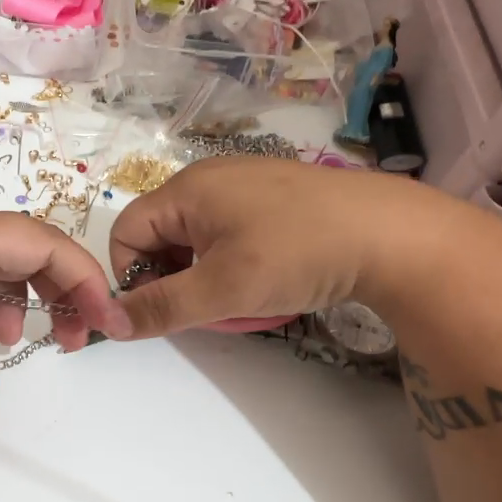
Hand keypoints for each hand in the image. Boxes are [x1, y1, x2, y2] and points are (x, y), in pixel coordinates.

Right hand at [108, 157, 455, 337]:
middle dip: (173, 278)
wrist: (393, 234)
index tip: (164, 310)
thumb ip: (161, 307)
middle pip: (162, 235)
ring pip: (198, 239)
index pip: (125, 232)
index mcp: (187, 189)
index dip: (131, 276)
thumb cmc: (297, 254)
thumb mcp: (222, 288)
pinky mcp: (277, 197)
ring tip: (242, 298)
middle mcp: (211, 177)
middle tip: (207, 308)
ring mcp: (247, 183)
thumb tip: (108, 324)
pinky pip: (232, 232)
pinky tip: (269, 279)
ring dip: (206, 275)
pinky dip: (235, 262)